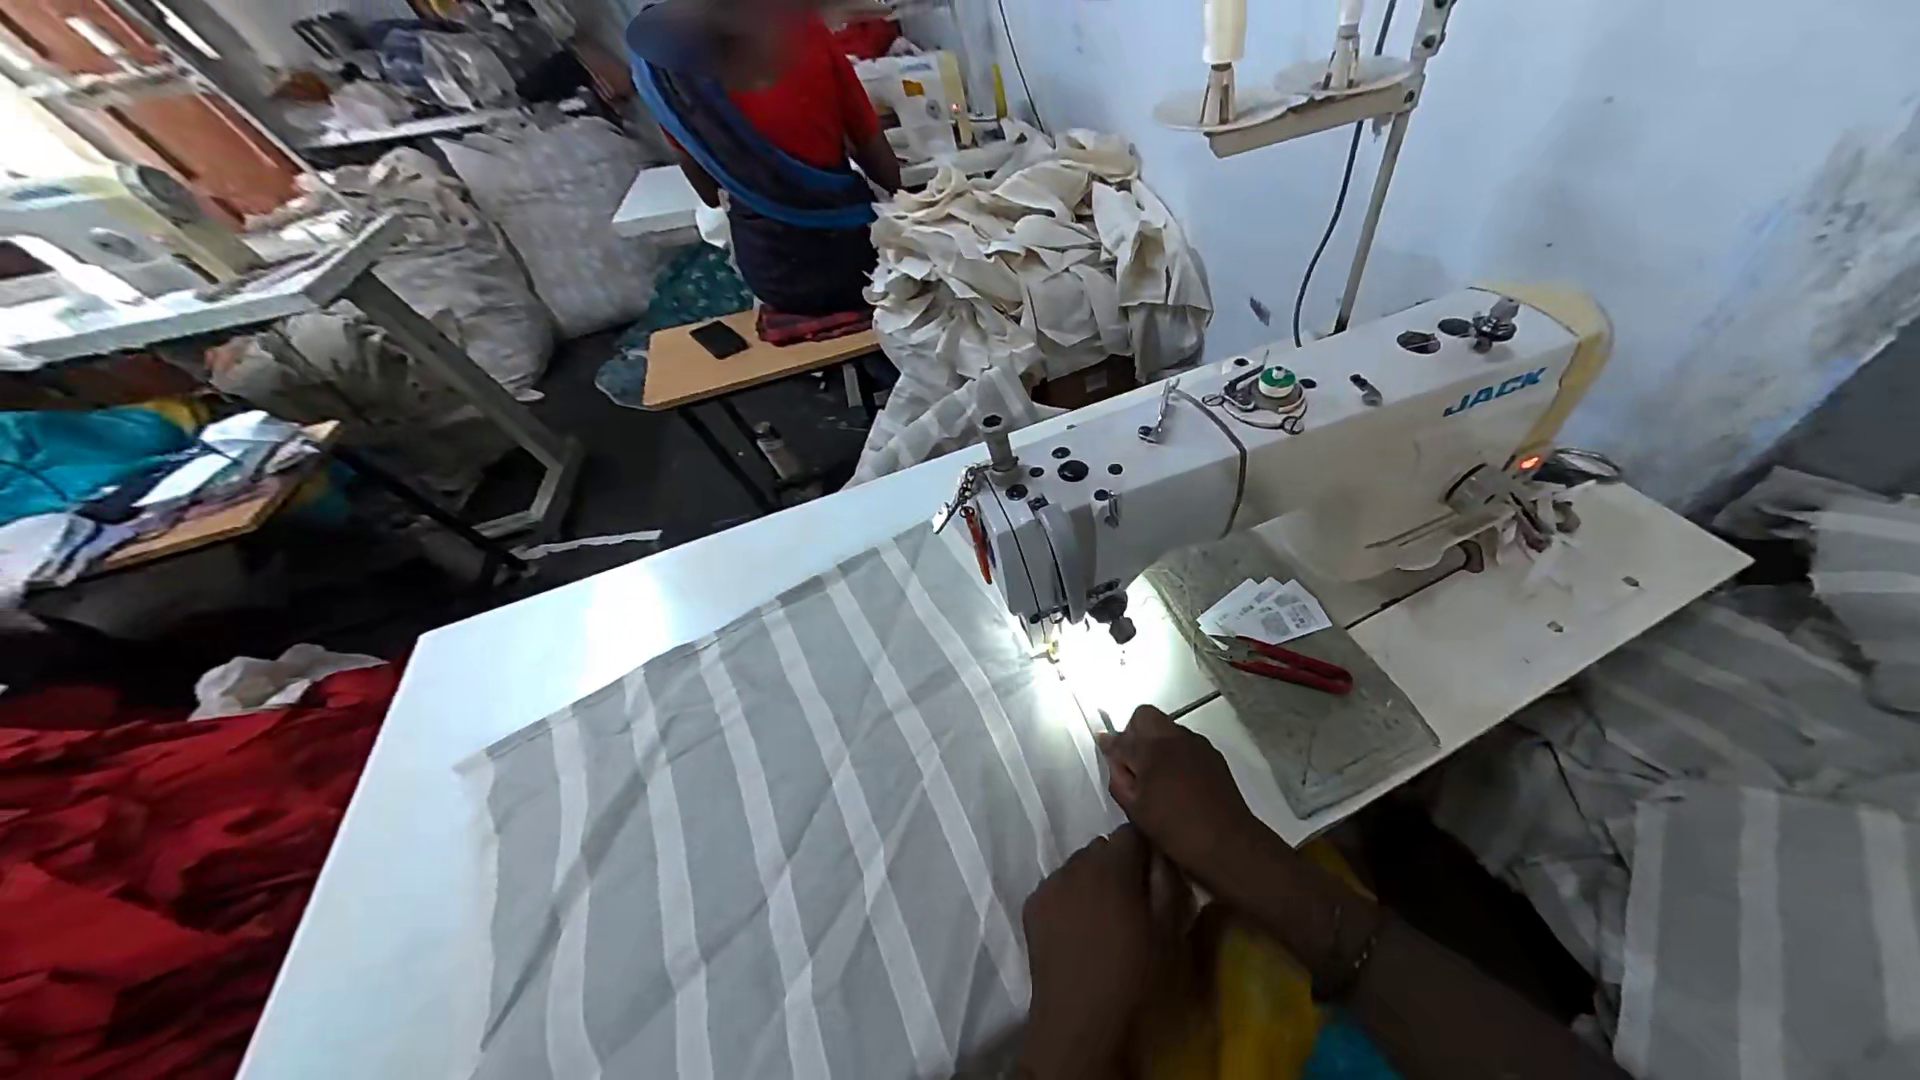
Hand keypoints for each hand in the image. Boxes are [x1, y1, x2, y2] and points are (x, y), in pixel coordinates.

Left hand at [1019, 825, 1158, 1078]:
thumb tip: (1160, 851)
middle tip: (1130, 902)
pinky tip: (1076, 929)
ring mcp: (1050, 882)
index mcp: (1112, 865)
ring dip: (1092, 879)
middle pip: (1103, 846)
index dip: (1145, 851)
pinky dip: (1068, 896)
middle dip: (1118, 864)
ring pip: (1078, 864)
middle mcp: (1077, 863)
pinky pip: (1056, 885)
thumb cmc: (1134, 977)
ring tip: (1102, 917)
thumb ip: (1166, 880)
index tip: (1152, 876)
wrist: (1080, 1022)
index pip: (1131, 831)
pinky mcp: (1032, 903)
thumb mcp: (1169, 930)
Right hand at [1097, 705, 1263, 888]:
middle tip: (1135, 763)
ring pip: (1166, 726)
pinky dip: (1176, 751)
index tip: (1110, 760)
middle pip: (1144, 716)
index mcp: (1150, 750)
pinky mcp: (1213, 754)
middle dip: (1134, 733)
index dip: (1110, 749)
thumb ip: (1117, 776)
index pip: (1120, 738)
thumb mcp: (1135, 809)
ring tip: (1159, 775)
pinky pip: (1185, 741)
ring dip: (1156, 741)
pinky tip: (1179, 780)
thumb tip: (1111, 754)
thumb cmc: (1176, 830)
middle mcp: (1173, 737)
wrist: (1229, 845)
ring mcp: (1196, 743)